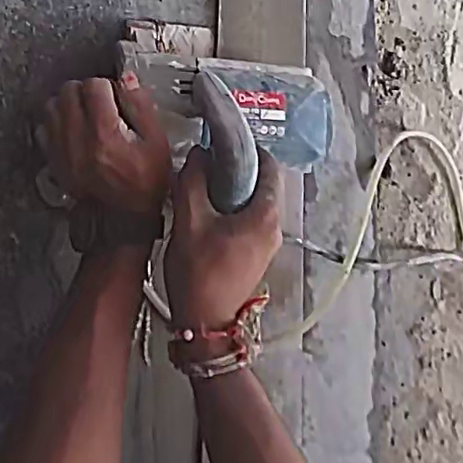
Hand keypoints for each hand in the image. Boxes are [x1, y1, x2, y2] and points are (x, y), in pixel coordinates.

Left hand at [43, 74, 171, 215]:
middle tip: (100, 102)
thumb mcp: (157, 145)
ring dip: (67, 103)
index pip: (95, 86)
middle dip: (85, 90)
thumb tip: (127, 80)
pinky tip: (71, 129)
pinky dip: (55, 123)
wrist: (119, 223)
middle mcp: (77, 138)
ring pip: (51, 106)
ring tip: (85, 113)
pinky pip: (43, 128)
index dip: (108, 85)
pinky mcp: (53, 160)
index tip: (116, 96)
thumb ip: (142, 108)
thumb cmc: (143, 186)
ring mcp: (60, 149)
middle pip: (68, 91)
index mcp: (105, 133)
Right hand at [165, 146, 282, 329]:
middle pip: (261, 184)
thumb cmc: (198, 273)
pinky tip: (205, 209)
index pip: (269, 167)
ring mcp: (266, 244)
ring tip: (201, 182)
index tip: (223, 140)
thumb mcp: (189, 220)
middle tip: (207, 159)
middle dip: (235, 168)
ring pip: (252, 202)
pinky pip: (247, 219)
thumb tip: (198, 154)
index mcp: (265, 217)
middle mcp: (273, 229)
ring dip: (230, 189)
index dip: (248, 148)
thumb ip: (193, 181)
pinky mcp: (254, 254)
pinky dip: (230, 207)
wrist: (204, 323)